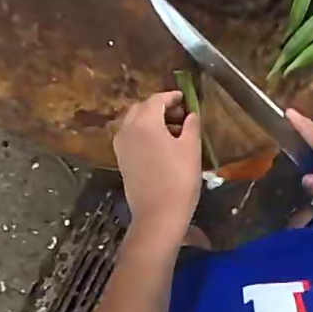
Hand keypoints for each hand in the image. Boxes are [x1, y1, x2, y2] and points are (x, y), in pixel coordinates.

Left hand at [114, 92, 202, 242]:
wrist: (158, 215)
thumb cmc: (179, 179)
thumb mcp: (191, 149)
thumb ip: (191, 125)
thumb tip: (190, 114)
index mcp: (144, 122)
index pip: (157, 99)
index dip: (172, 96)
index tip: (185, 98)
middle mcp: (127, 129)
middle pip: (142, 108)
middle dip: (160, 106)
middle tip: (180, 113)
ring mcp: (121, 145)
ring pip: (134, 122)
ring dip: (151, 120)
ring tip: (173, 129)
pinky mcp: (121, 160)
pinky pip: (131, 136)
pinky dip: (144, 133)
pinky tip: (160, 143)